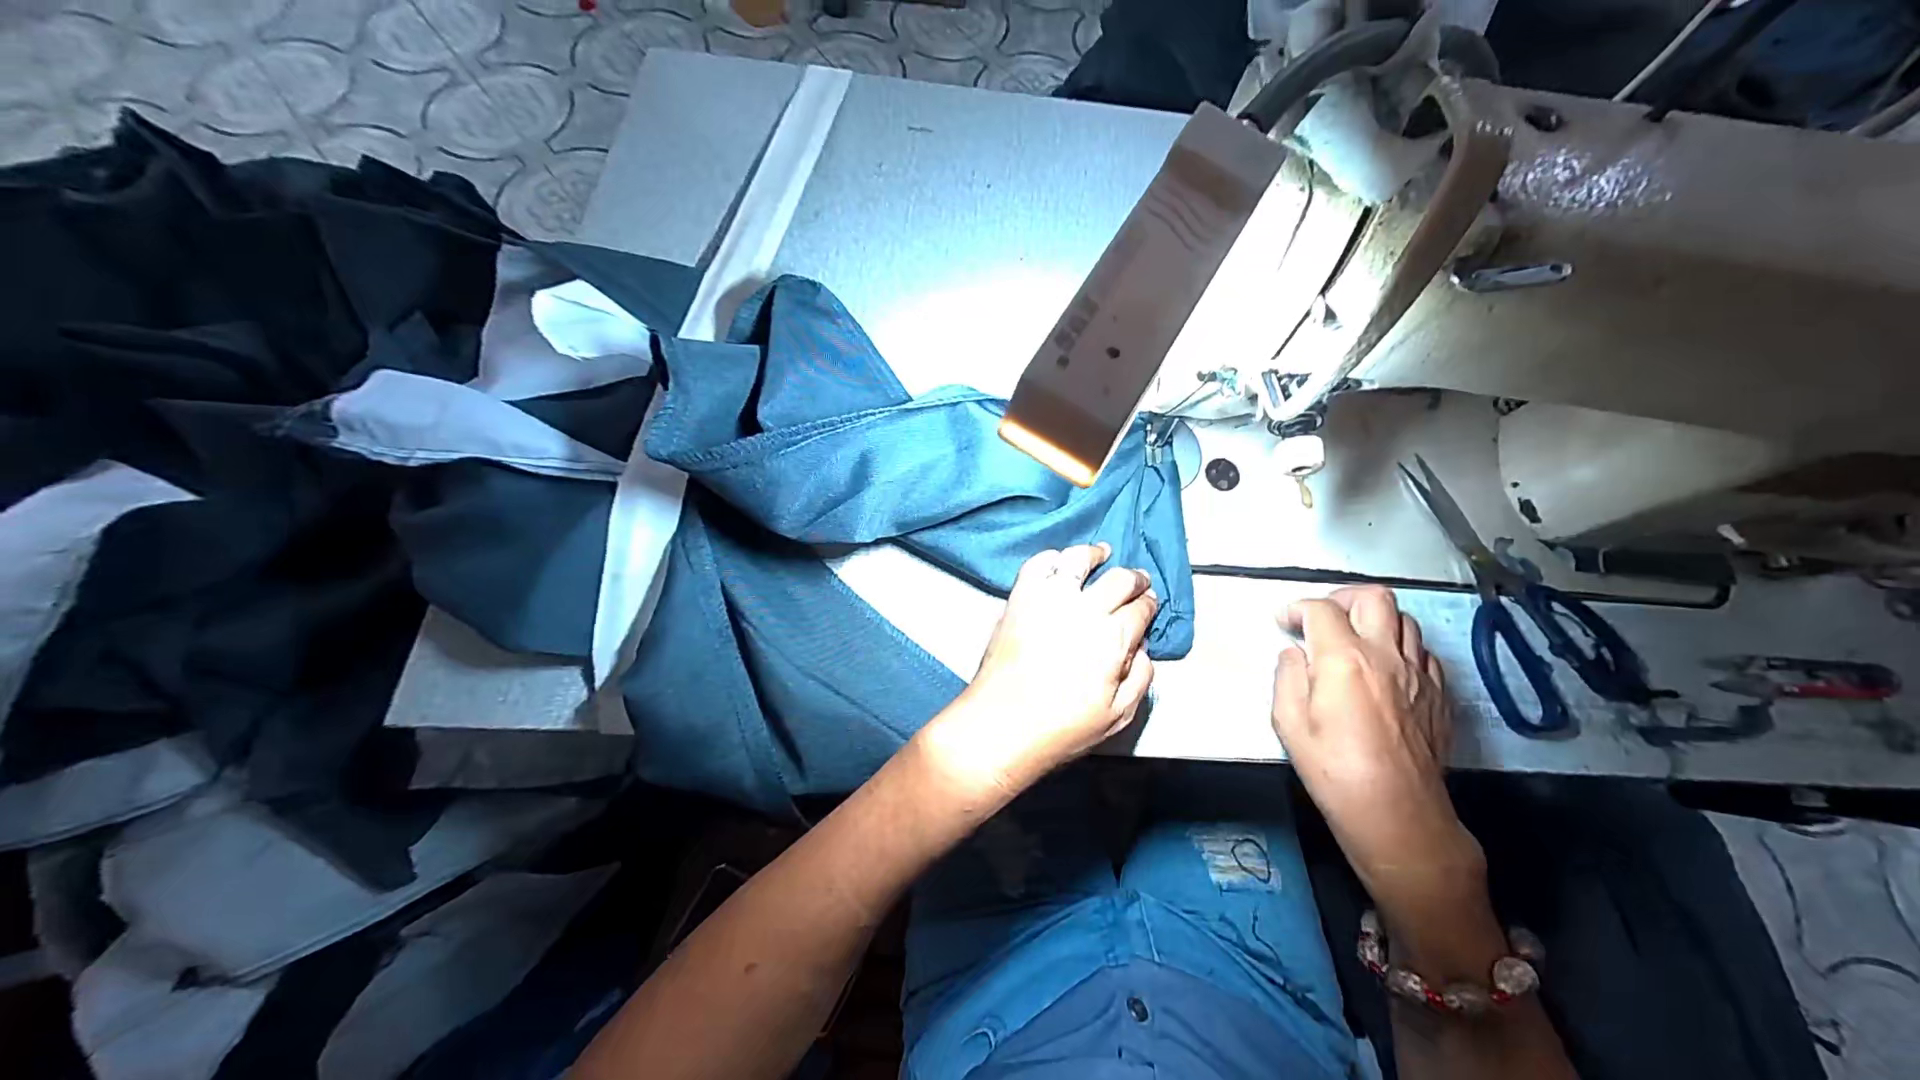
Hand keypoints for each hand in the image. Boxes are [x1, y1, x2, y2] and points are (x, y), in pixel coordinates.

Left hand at [914, 543, 1157, 801]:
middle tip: (1137, 581)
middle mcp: (1084, 609)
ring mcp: (1049, 599)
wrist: (1000, 725)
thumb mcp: (1118, 716)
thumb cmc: (1059, 728)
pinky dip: (1051, 557)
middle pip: (1119, 579)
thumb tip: (1141, 649)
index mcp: (1113, 638)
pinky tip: (1058, 562)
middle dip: (1134, 578)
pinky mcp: (1019, 598)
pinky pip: (1037, 564)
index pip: (1141, 608)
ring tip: (1101, 553)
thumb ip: (1140, 679)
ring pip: (1079, 559)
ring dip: (1095, 554)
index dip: (1149, 604)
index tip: (1149, 603)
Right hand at [1272, 586, 1483, 905]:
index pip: (1321, 609)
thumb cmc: (1335, 771)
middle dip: (1342, 597)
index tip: (1284, 621)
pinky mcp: (1439, 694)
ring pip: (1405, 620)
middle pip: (1374, 598)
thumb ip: (1287, 677)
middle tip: (1324, 615)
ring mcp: (1419, 674)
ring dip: (1375, 619)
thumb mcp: (1289, 723)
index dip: (1297, 608)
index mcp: (1344, 659)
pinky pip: (1423, 651)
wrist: (1396, 813)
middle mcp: (1386, 656)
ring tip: (1356, 637)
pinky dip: (1401, 646)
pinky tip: (1386, 666)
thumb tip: (1295, 655)